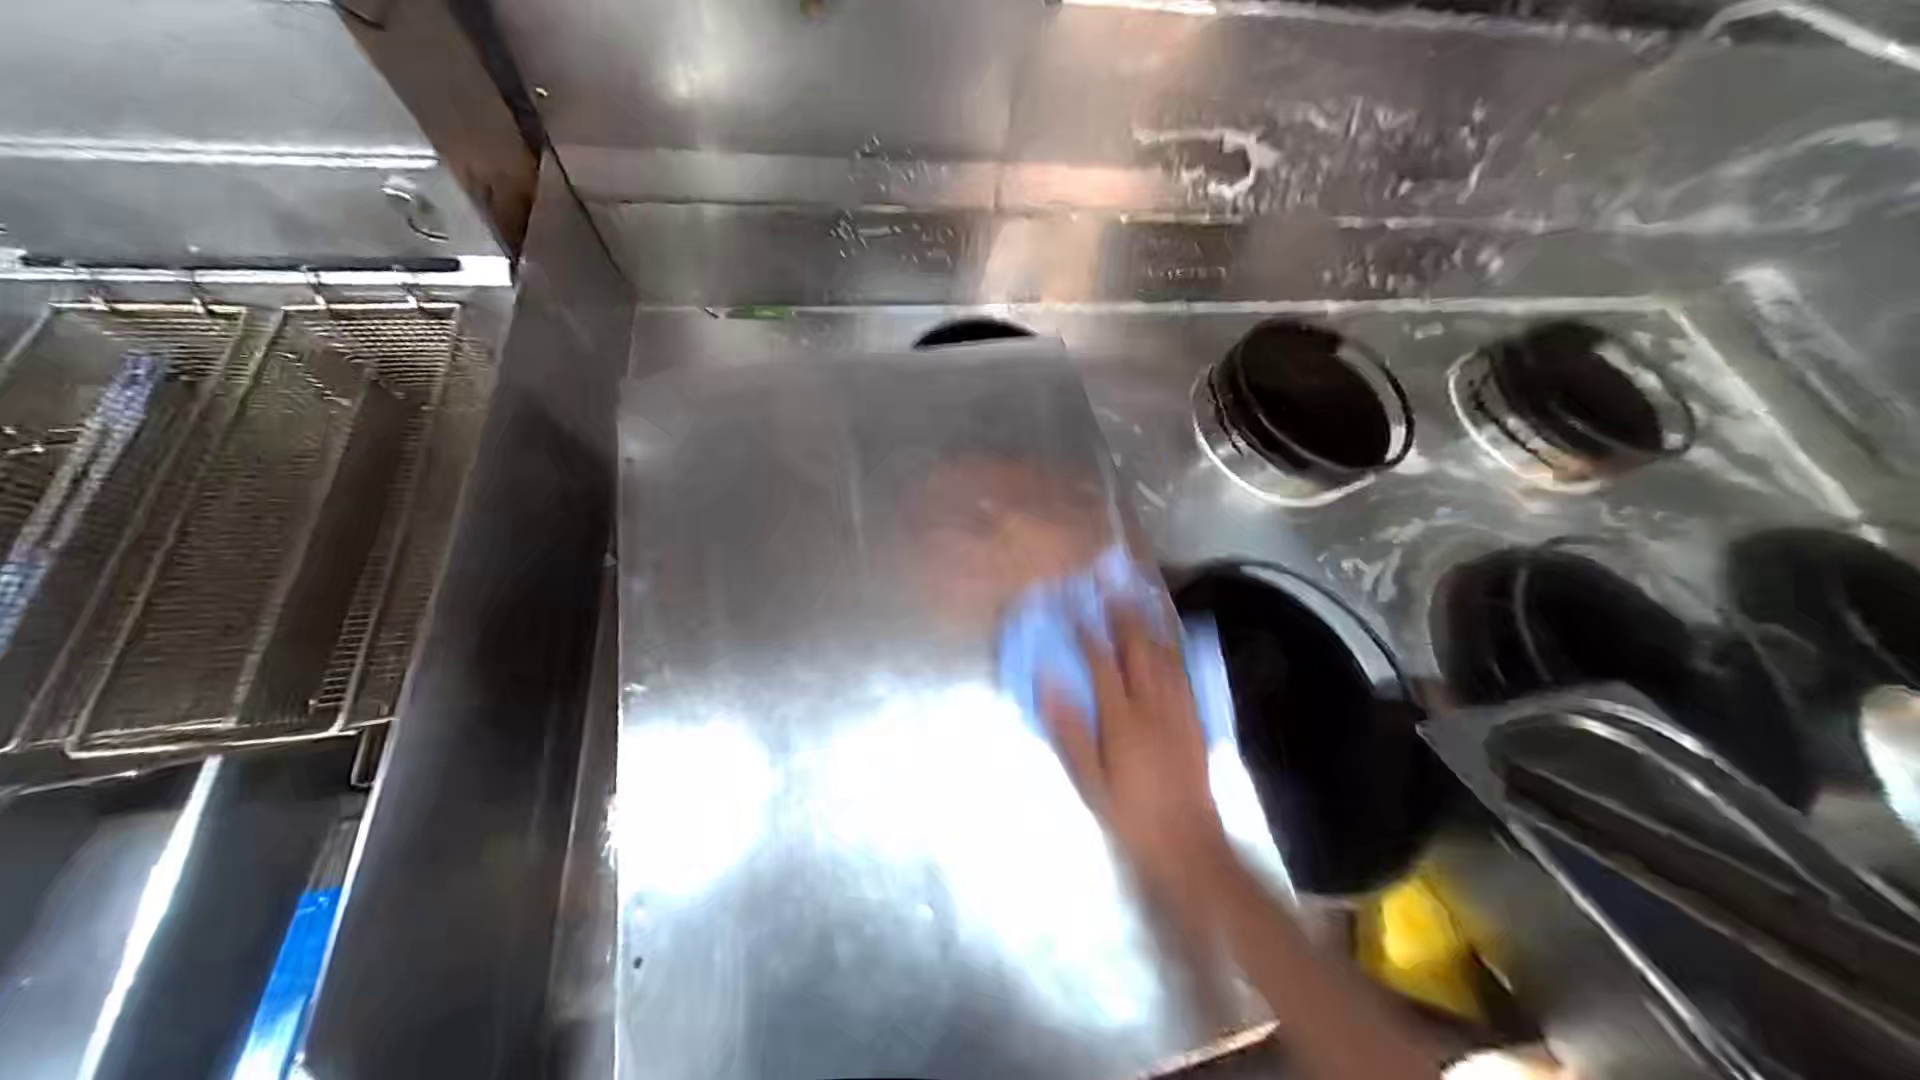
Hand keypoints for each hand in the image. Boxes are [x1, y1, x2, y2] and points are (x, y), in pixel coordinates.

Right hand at [1043, 604, 1230, 888]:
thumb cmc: (1129, 813)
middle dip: (1125, 618)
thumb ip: (1069, 729)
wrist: (1187, 842)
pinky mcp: (1196, 721)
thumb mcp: (1089, 779)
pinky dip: (1175, 650)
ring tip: (1142, 600)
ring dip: (1152, 626)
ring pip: (1166, 658)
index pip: (1103, 665)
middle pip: (1139, 651)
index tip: (1078, 613)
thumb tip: (1050, 684)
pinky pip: (1185, 676)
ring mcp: (1179, 712)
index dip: (1090, 636)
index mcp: (1123, 719)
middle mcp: (1154, 706)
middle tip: (1113, 590)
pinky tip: (1171, 640)